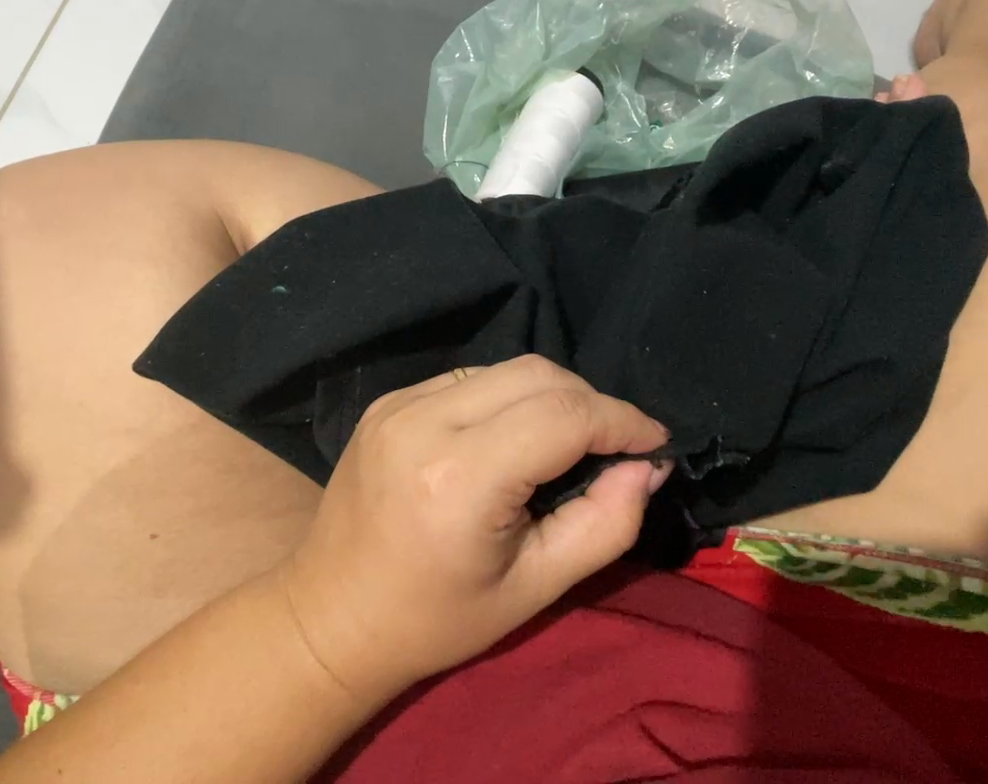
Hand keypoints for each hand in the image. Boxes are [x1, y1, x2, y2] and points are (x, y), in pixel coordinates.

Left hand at [276, 355, 671, 700]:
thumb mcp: (535, 588)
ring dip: (550, 396)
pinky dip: (507, 397)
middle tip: (615, 447)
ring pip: (504, 368)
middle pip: (537, 374)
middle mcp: (424, 421)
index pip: (564, 415)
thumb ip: (604, 524)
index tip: (655, 441)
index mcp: (461, 476)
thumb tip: (646, 466)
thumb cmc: (436, 619)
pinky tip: (512, 436)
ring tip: (568, 444)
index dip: (622, 421)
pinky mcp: (386, 401)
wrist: (332, 615)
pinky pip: (467, 378)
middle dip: (591, 402)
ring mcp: (398, 403)